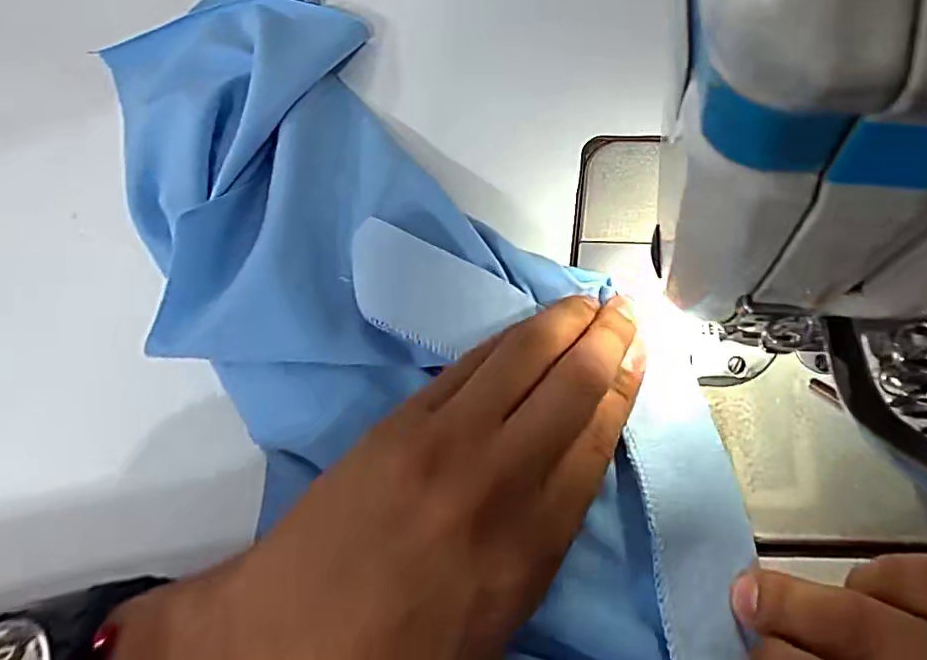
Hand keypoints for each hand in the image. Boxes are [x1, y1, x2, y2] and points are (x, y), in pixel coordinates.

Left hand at [116, 293, 645, 659]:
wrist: (285, 642)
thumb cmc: (407, 642)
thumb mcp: (504, 606)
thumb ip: (550, 524)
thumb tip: (584, 445)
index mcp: (531, 542)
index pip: (597, 437)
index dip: (624, 386)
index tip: (641, 354)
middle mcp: (498, 479)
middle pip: (571, 384)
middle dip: (608, 338)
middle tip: (628, 310)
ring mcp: (446, 439)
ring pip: (524, 356)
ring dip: (565, 320)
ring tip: (590, 301)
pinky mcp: (403, 419)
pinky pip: (473, 360)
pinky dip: (513, 335)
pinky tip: (533, 324)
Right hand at [731, 552, 926, 659]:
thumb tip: (869, 650)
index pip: (858, 659)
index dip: (792, 653)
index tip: (750, 643)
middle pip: (861, 621)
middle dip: (791, 612)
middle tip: (741, 594)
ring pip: (897, 582)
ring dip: (849, 593)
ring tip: (815, 596)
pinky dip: (910, 577)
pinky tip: (904, 587)